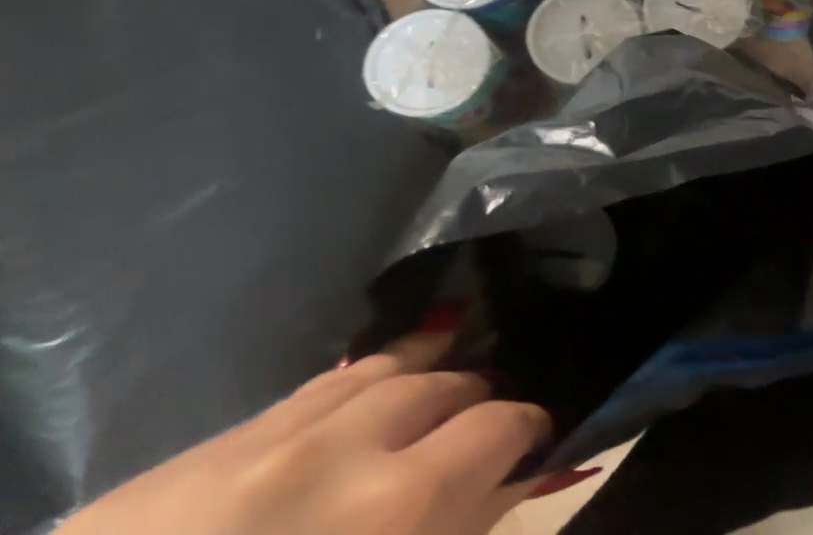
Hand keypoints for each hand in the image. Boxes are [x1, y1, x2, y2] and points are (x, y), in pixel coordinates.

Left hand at [58, 330, 551, 534]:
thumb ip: (462, 531)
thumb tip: (514, 477)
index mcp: (396, 508)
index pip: (500, 425)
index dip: (529, 429)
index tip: (535, 441)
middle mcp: (341, 452)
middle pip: (444, 386)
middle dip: (476, 398)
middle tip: (485, 419)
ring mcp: (266, 440)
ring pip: (377, 370)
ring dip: (424, 368)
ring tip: (446, 367)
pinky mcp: (204, 448)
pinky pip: (308, 392)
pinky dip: (355, 384)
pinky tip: (369, 384)